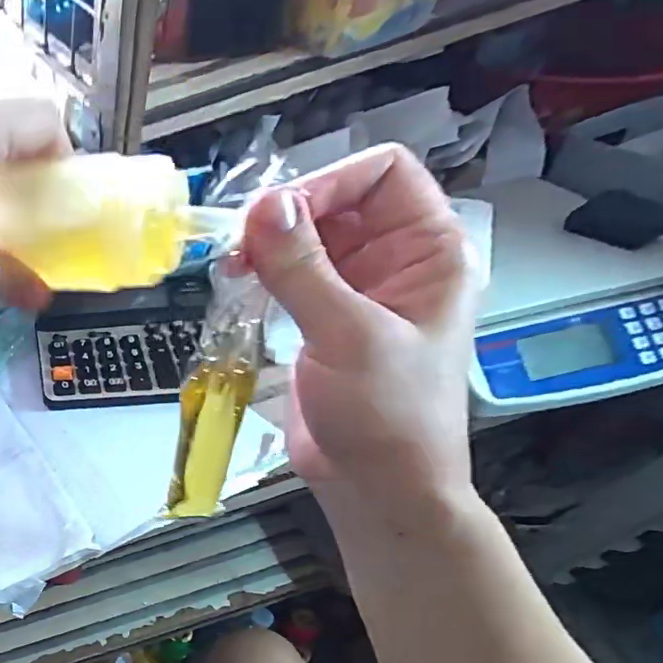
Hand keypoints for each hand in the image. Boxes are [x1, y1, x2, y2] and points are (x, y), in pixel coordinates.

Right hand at [242, 145, 480, 505]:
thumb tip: (263, 207)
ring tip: (233, 265)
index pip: (384, 175)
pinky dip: (263, 275)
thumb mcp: (347, 335)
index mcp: (428, 251)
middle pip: (338, 204)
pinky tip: (238, 284)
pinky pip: (290, 279)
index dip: (329, 183)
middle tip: (240, 243)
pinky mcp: (321, 323)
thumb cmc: (385, 414)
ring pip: (308, 242)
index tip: (276, 215)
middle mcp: (394, 263)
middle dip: (288, 216)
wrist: (376, 486)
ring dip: (268, 246)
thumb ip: (303, 269)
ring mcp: (355, 293)